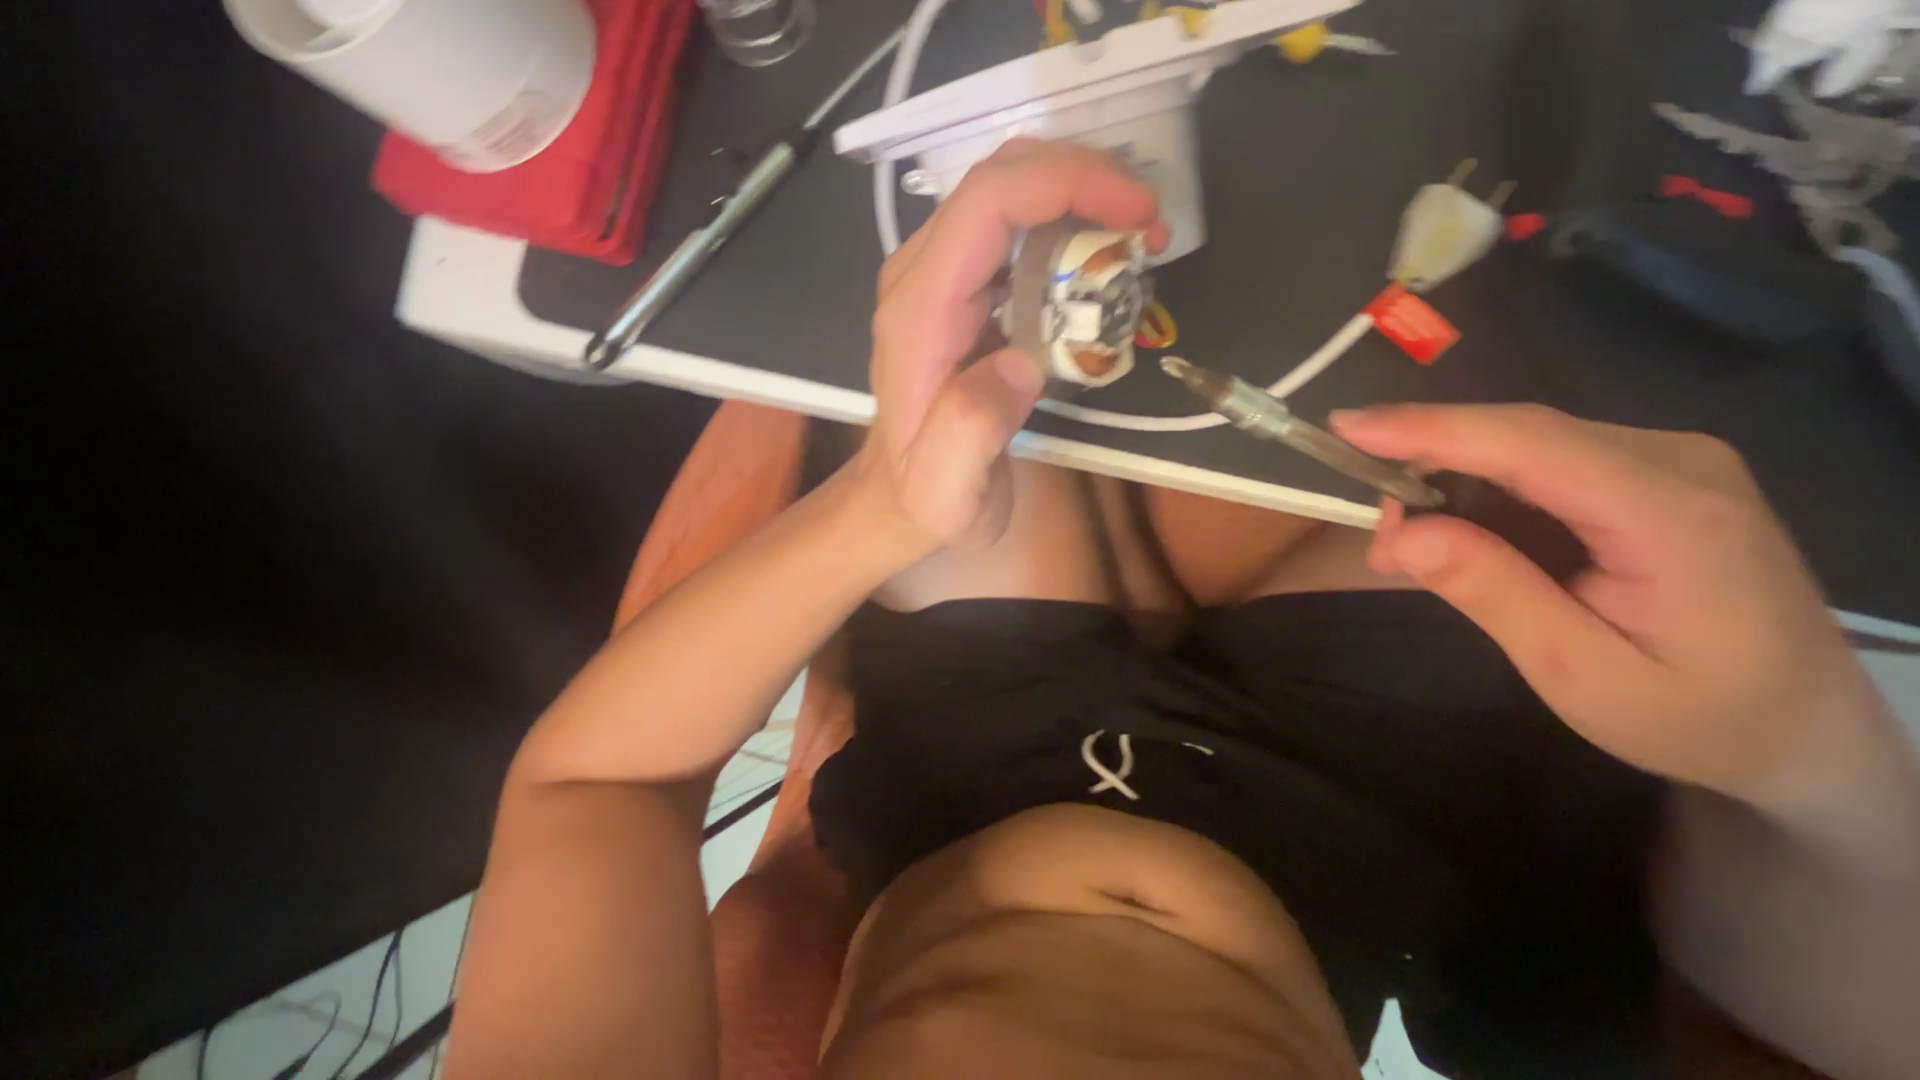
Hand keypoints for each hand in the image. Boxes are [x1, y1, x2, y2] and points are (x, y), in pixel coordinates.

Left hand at [857, 139, 1167, 549]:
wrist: (895, 500)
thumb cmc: (925, 498)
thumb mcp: (944, 490)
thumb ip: (970, 430)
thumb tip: (1019, 361)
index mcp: (919, 311)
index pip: (986, 204)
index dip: (1066, 183)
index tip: (1139, 212)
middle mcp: (920, 276)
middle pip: (1000, 178)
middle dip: (1084, 178)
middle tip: (1151, 224)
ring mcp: (936, 276)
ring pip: (1007, 191)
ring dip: (1080, 195)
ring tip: (1138, 238)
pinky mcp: (957, 287)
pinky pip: (1012, 226)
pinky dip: (1066, 221)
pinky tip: (1103, 256)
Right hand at [1331, 403, 1878, 806]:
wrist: (1805, 727)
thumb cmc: (1696, 716)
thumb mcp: (1580, 674)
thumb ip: (1494, 594)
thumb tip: (1402, 533)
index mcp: (1673, 514)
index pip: (1531, 443)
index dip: (1431, 429)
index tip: (1347, 428)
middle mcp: (1678, 462)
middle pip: (1522, 434)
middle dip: (1428, 465)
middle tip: (1375, 537)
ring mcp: (1672, 461)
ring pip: (1528, 443)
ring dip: (1453, 481)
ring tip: (1406, 547)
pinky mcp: (1656, 473)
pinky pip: (1548, 459)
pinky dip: (1487, 488)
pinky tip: (1460, 533)